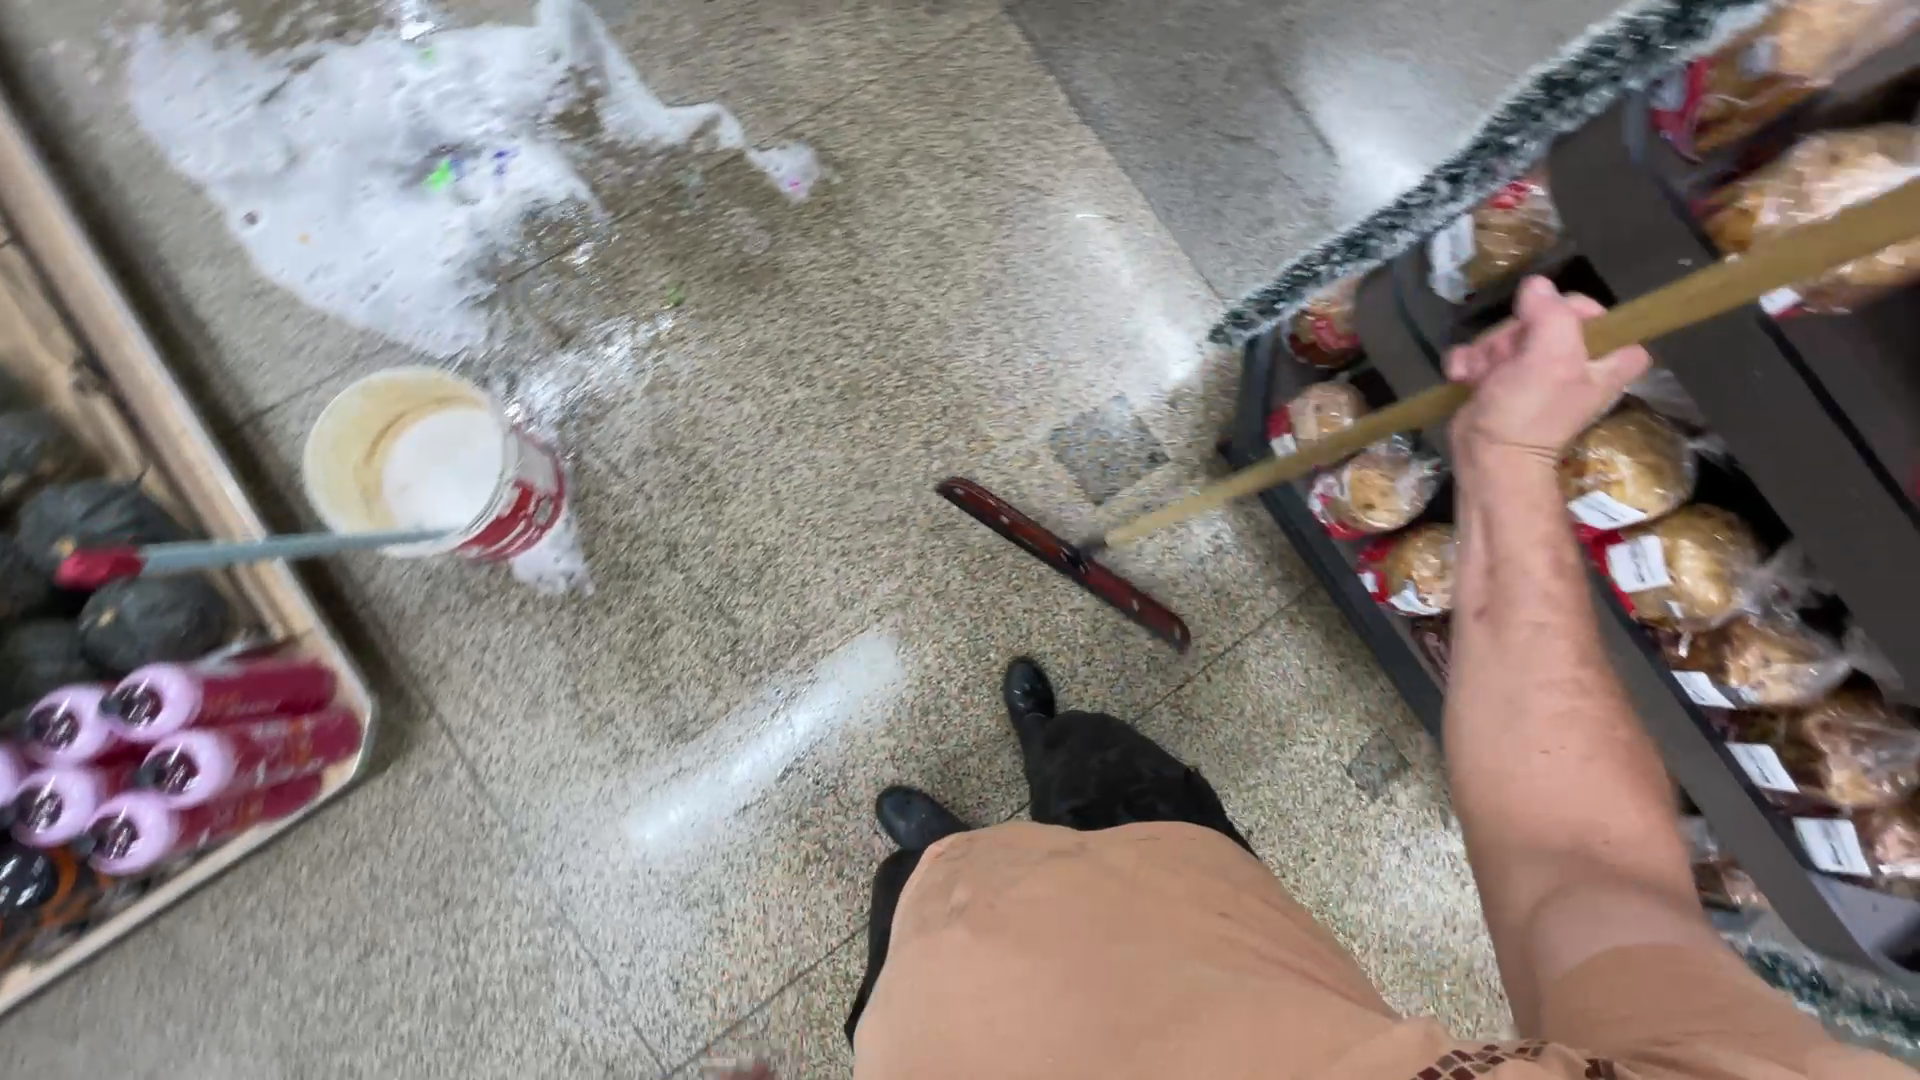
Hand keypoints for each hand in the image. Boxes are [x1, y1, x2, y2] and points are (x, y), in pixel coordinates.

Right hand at [1444, 277, 1650, 466]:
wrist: (1489, 457)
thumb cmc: (1529, 413)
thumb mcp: (1552, 358)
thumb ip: (1551, 313)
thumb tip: (1535, 283)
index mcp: (1610, 353)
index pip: (1582, 308)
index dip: (1553, 317)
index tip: (1537, 339)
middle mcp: (1575, 358)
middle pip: (1535, 320)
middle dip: (1508, 340)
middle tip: (1503, 364)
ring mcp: (1534, 369)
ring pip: (1503, 336)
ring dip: (1482, 353)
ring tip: (1478, 377)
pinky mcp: (1500, 379)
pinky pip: (1480, 353)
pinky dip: (1467, 364)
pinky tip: (1463, 378)